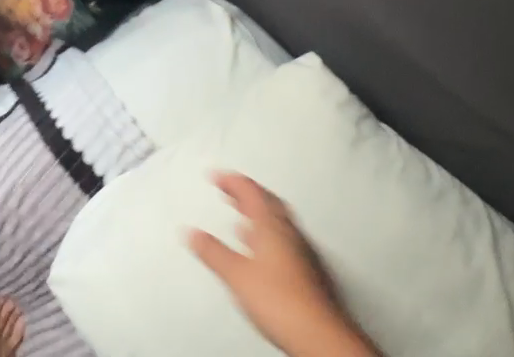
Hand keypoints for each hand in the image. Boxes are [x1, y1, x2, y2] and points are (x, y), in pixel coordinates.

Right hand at [188, 172, 377, 356]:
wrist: (320, 337)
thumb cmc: (283, 303)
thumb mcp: (236, 275)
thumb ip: (213, 252)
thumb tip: (193, 234)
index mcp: (272, 227)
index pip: (251, 191)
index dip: (232, 181)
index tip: (217, 176)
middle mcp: (291, 235)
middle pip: (269, 203)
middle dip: (248, 193)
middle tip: (232, 189)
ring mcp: (304, 254)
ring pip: (280, 224)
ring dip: (260, 216)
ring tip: (244, 219)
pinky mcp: (310, 274)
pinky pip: (288, 243)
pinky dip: (271, 238)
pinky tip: (264, 254)